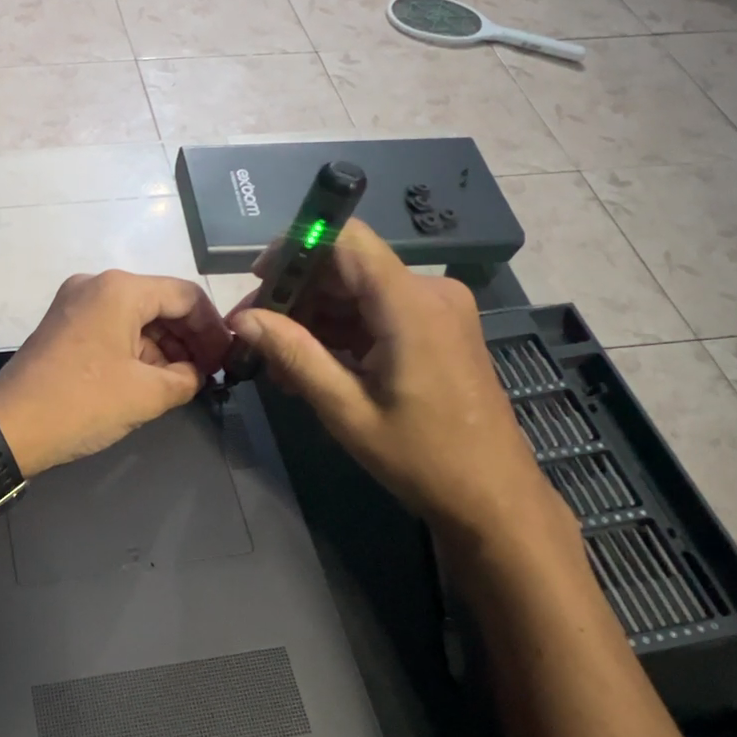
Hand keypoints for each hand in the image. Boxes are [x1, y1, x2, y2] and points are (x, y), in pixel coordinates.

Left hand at [0, 271, 230, 477]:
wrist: (9, 429)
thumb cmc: (82, 404)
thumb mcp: (147, 394)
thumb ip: (186, 378)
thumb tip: (196, 373)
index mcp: (119, 289)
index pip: (186, 295)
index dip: (213, 328)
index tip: (228, 360)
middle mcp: (96, 285)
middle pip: (160, 303)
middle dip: (189, 338)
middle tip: (209, 374)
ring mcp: (74, 304)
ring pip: (136, 318)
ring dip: (164, 348)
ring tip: (183, 383)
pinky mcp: (63, 327)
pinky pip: (112, 329)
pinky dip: (136, 351)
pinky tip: (152, 380)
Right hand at [225, 221, 560, 536]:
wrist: (492, 496)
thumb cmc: (420, 457)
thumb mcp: (346, 410)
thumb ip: (294, 355)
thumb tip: (243, 319)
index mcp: (410, 305)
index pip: (345, 240)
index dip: (296, 248)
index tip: (258, 281)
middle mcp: (429, 292)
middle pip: (347, 267)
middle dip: (296, 295)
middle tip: (254, 337)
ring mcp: (437, 310)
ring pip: (358, 292)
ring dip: (315, 320)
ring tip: (280, 366)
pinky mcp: (438, 329)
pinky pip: (377, 313)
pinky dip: (341, 334)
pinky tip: (312, 368)